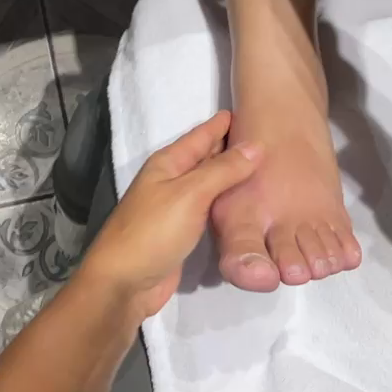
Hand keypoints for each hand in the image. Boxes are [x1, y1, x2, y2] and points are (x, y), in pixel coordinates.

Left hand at [79, 111, 261, 320]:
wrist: (125, 283)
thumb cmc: (153, 232)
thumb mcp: (190, 194)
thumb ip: (223, 170)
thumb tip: (256, 146)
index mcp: (168, 163)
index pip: (200, 135)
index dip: (222, 123)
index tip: (249, 109)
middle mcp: (171, 181)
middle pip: (206, 157)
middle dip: (231, 146)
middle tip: (266, 138)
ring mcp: (176, 207)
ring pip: (210, 183)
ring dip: (232, 175)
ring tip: (264, 168)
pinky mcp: (183, 232)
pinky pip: (210, 208)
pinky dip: (227, 201)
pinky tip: (246, 203)